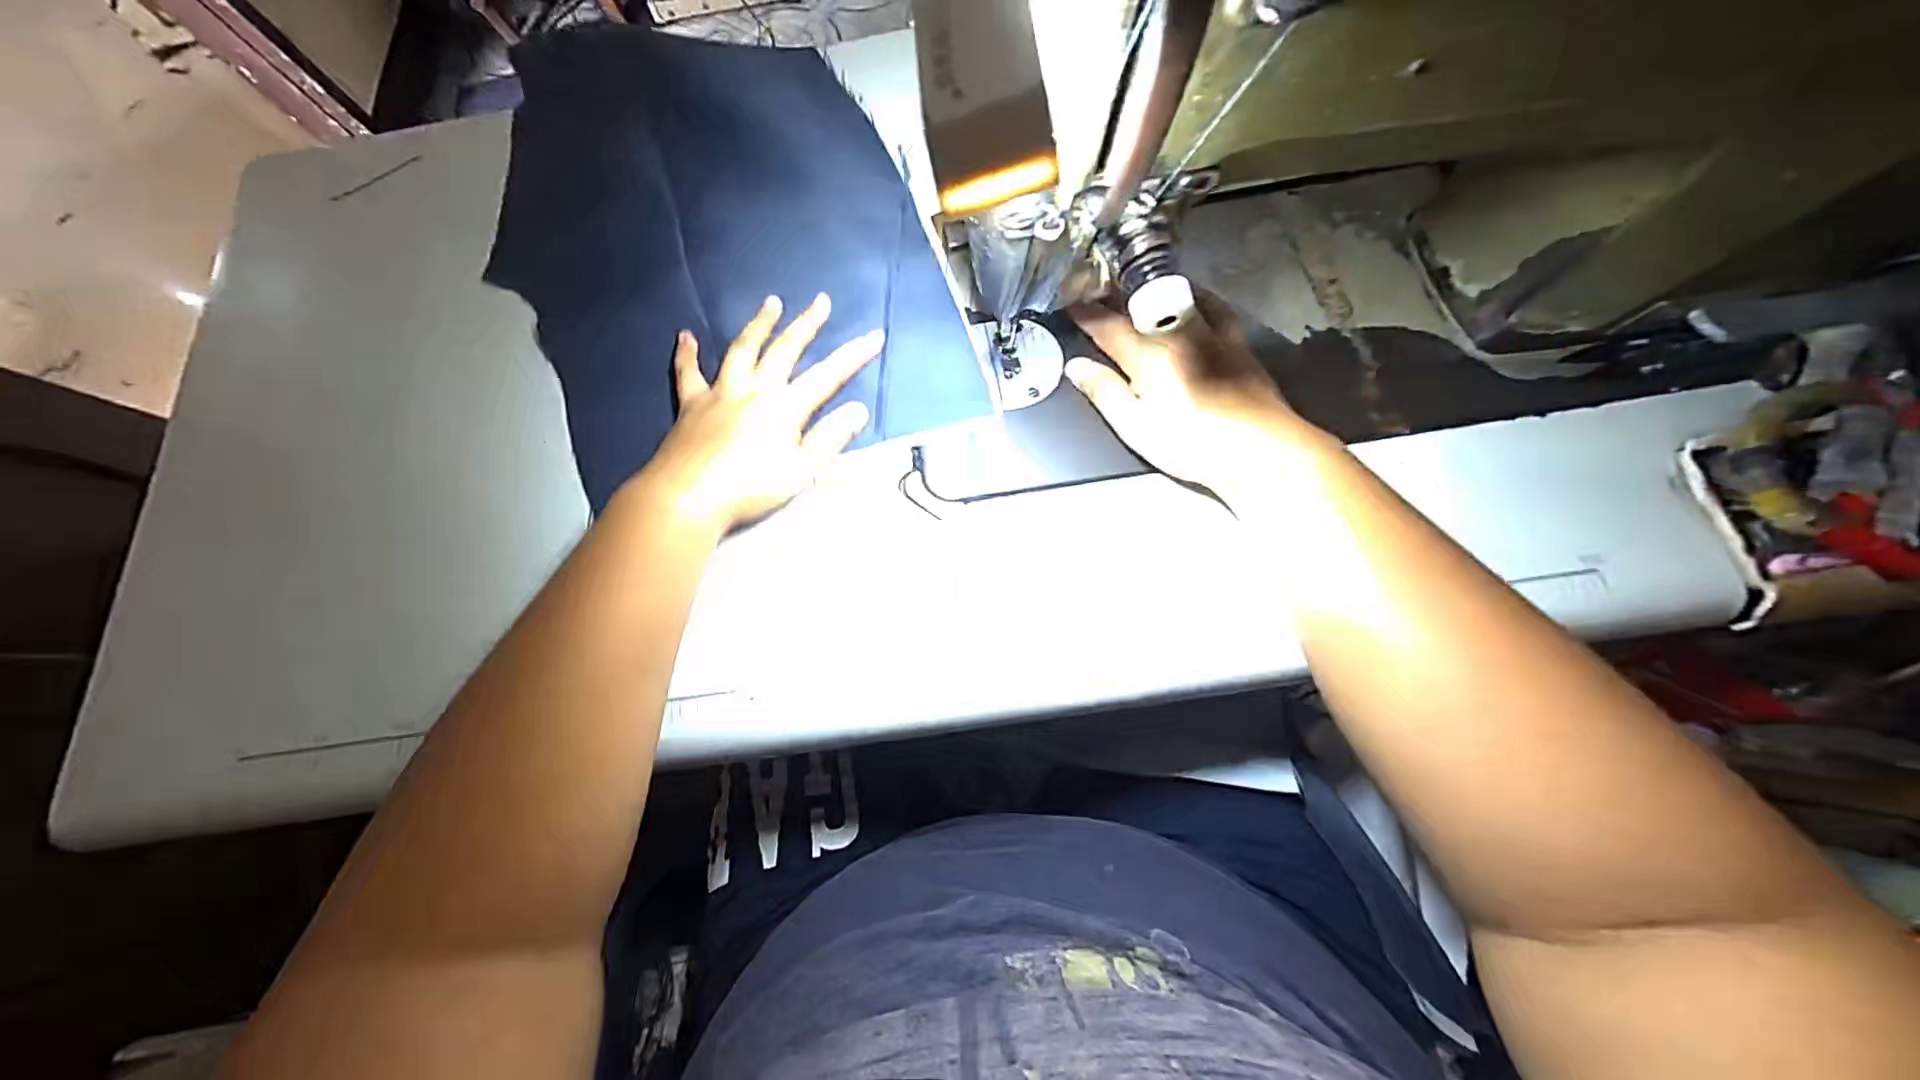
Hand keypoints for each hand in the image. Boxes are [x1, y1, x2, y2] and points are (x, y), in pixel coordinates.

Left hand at [631, 293, 882, 533]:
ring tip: (771, 302)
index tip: (874, 336)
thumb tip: (859, 410)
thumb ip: (830, 437)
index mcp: (785, 407)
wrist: (689, 497)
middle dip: (806, 325)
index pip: (828, 376)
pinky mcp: (690, 405)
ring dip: (759, 325)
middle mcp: (754, 390)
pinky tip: (685, 336)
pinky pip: (689, 373)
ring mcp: (720, 394)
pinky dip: (687, 354)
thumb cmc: (751, 488)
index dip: (854, 356)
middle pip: (784, 350)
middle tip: (820, 301)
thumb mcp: (802, 470)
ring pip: (742, 350)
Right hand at [1066, 298, 1331, 501]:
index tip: (1070, 305)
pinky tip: (1196, 303)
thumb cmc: (1191, 443)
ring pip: (1180, 295)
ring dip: (1157, 290)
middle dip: (1117, 296)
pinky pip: (1214, 307)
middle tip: (1100, 295)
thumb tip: (1076, 367)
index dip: (1085, 314)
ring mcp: (1213, 332)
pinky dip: (1196, 299)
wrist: (1259, 448)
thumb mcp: (1135, 425)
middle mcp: (1179, 332)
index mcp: (1149, 354)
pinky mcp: (1238, 342)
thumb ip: (1104, 391)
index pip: (1107, 325)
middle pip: (1142, 301)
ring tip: (1143, 292)